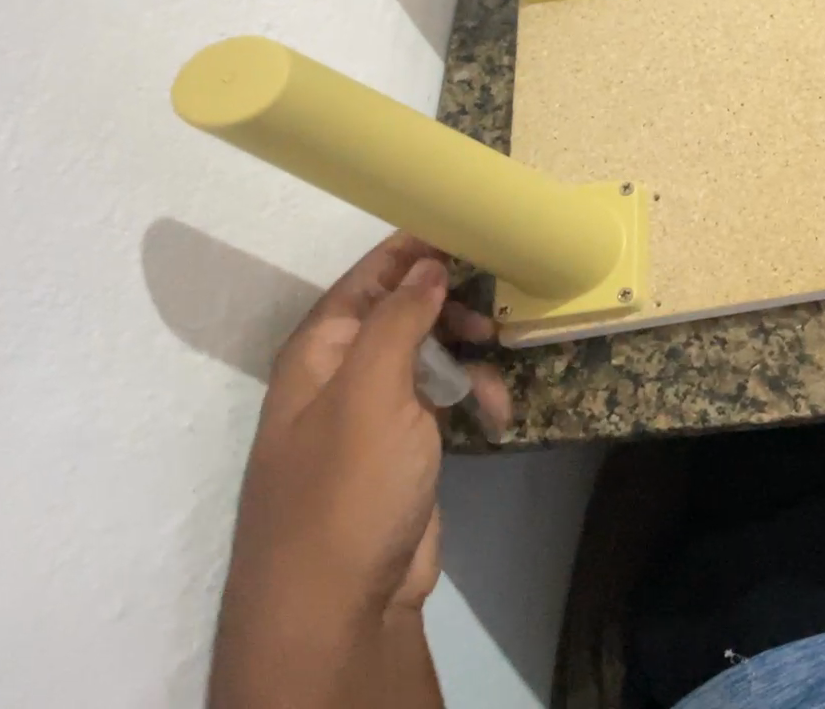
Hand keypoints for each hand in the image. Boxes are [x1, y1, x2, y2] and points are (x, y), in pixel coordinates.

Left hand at [219, 235, 511, 634]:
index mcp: (322, 352)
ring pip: (433, 353)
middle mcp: (345, 372)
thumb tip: (427, 266)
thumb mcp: (372, 394)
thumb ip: (399, 322)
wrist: (341, 599)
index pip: (367, 279)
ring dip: (471, 356)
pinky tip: (498, 415)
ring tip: (501, 368)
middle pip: (406, 311)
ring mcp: (376, 409)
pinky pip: (445, 396)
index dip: (411, 249)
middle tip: (495, 310)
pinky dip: (475, 396)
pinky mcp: (406, 442)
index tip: (466, 225)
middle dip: (454, 307)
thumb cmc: (347, 487)